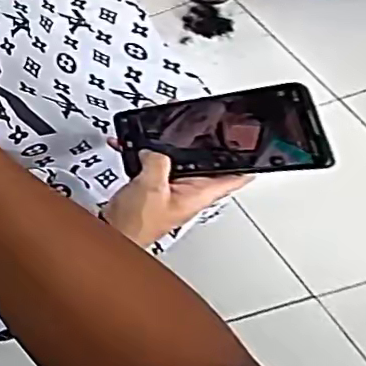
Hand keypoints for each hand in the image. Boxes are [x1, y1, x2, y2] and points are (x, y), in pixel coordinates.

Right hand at [102, 146, 249, 248]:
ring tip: (160, 134)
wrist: (114, 234)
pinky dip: (142, 155)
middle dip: (201, 146)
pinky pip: (152, 165)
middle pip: (204, 164)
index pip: (235, 178)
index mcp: (198, 194)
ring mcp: (169, 190)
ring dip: (165, 148)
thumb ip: (158, 162)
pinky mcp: (150, 188)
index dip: (246, 161)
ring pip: (175, 162)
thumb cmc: (137, 224)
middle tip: (205, 131)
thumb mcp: (152, 187)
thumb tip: (155, 150)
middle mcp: (187, 192)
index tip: (251, 146)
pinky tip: (131, 147)